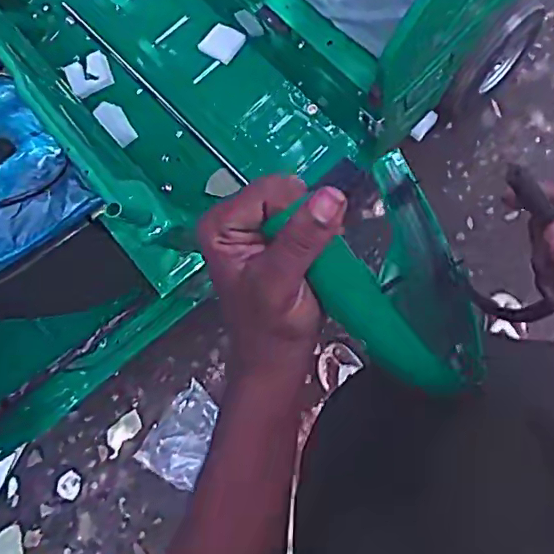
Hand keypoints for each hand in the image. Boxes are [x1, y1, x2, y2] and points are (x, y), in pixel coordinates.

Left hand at [197, 175, 347, 378]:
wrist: (276, 363)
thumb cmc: (269, 331)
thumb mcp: (281, 282)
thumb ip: (302, 238)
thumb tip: (331, 195)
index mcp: (221, 223)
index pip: (272, 189)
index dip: (296, 213)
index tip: (301, 250)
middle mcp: (235, 218)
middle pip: (287, 191)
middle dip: (308, 220)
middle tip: (309, 258)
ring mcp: (257, 226)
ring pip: (302, 202)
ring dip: (318, 228)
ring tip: (313, 261)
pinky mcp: (278, 236)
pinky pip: (309, 216)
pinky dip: (321, 234)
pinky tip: (318, 259)